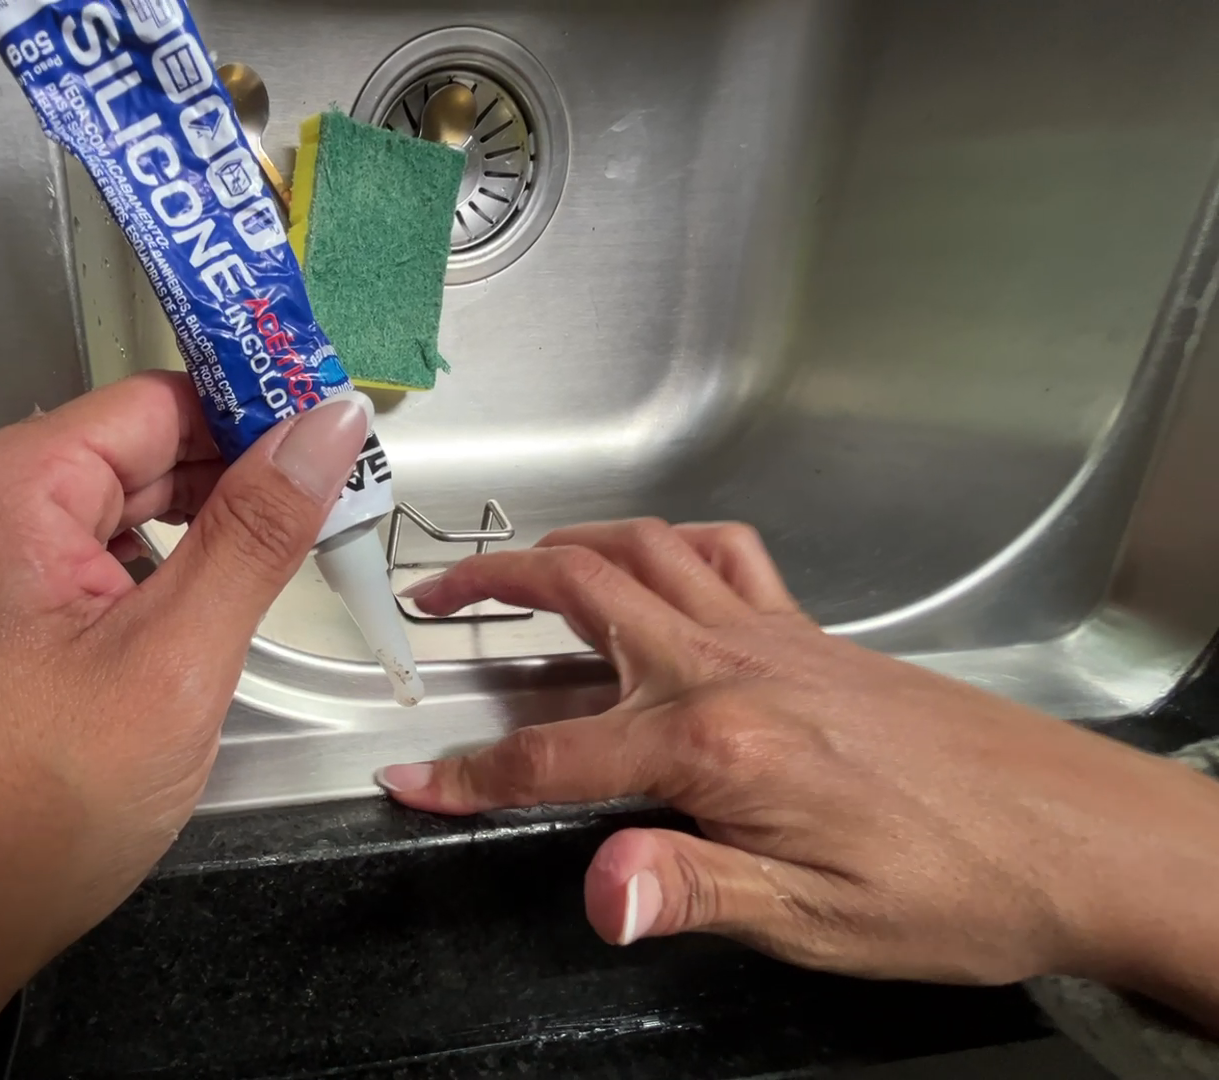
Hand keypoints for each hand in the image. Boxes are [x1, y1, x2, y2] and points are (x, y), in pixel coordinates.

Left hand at [0, 373, 372, 1078]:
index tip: (340, 442)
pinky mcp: (1, 606)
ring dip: (207, 527)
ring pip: (127, 506)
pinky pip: (100, 556)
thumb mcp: (178, 657)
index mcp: (16, 484)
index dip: (257, 415)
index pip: (162, 402)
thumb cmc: (45, 802)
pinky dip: (163, 568)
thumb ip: (257, 531)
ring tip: (287, 554)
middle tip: (335, 507)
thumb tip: (327, 425)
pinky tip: (209, 600)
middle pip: (142, 450)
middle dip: (239, 477)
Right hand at [376, 519, 1218, 1027]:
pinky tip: (645, 564)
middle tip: (435, 596)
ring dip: (560, 543)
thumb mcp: (815, 920)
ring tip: (516, 564)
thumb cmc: (957, 887)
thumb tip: (600, 895)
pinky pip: (716, 550)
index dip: (468, 777)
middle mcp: (720, 662)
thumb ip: (692, 890)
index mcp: (710, 741)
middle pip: (574, 588)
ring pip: (636, 545)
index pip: (552, 760)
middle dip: (485, 583)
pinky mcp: (796, 624)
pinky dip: (662, 541)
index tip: (410, 778)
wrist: (1093, 840)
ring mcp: (759, 630)